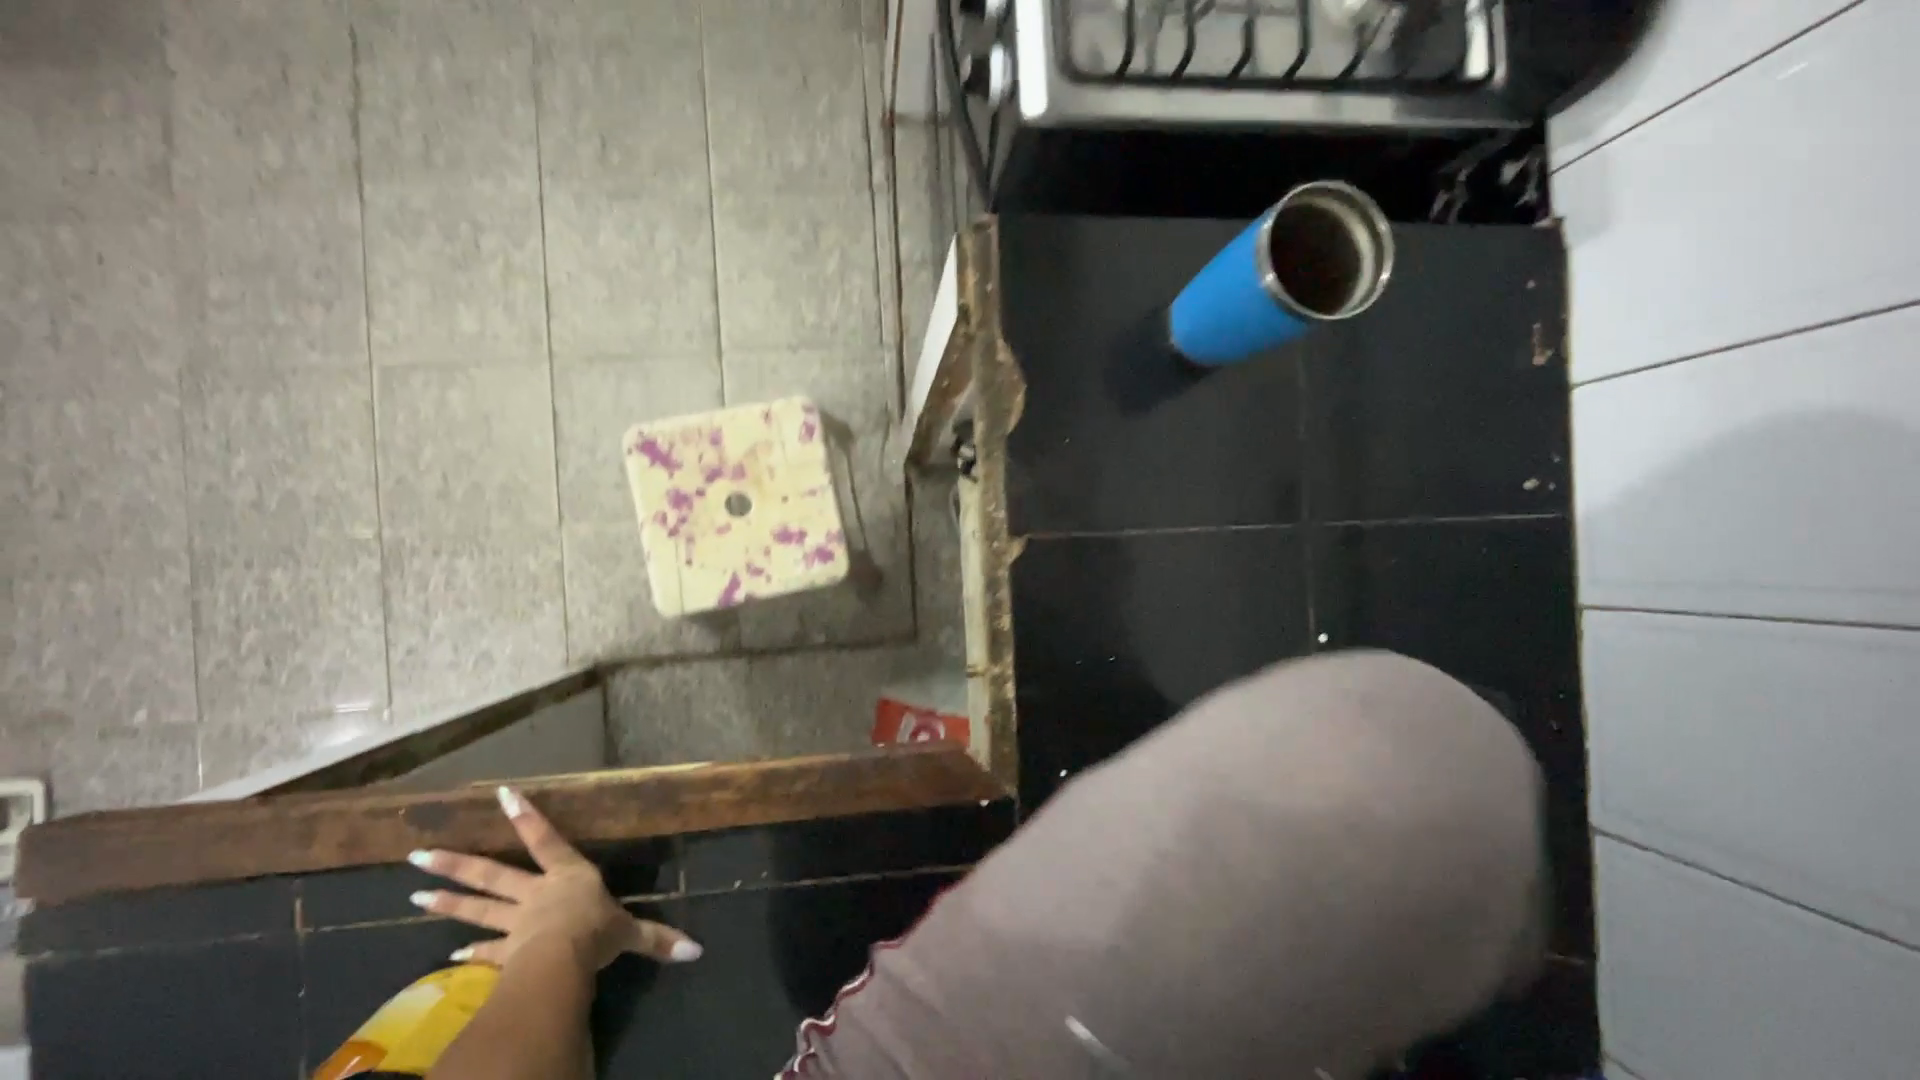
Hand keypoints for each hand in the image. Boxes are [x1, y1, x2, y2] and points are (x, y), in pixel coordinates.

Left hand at [406, 785, 702, 968]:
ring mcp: (514, 923)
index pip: (546, 840)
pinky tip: (449, 959)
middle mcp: (535, 893)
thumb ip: (658, 938)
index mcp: (568, 876)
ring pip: (477, 908)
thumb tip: (697, 949)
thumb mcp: (631, 932)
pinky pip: (485, 953)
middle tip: (417, 856)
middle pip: (492, 874)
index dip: (526, 817)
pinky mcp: (505, 954)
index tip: (501, 793)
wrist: (562, 962)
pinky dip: (468, 956)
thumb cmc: (596, 932)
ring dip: (447, 902)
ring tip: (412, 896)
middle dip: (457, 864)